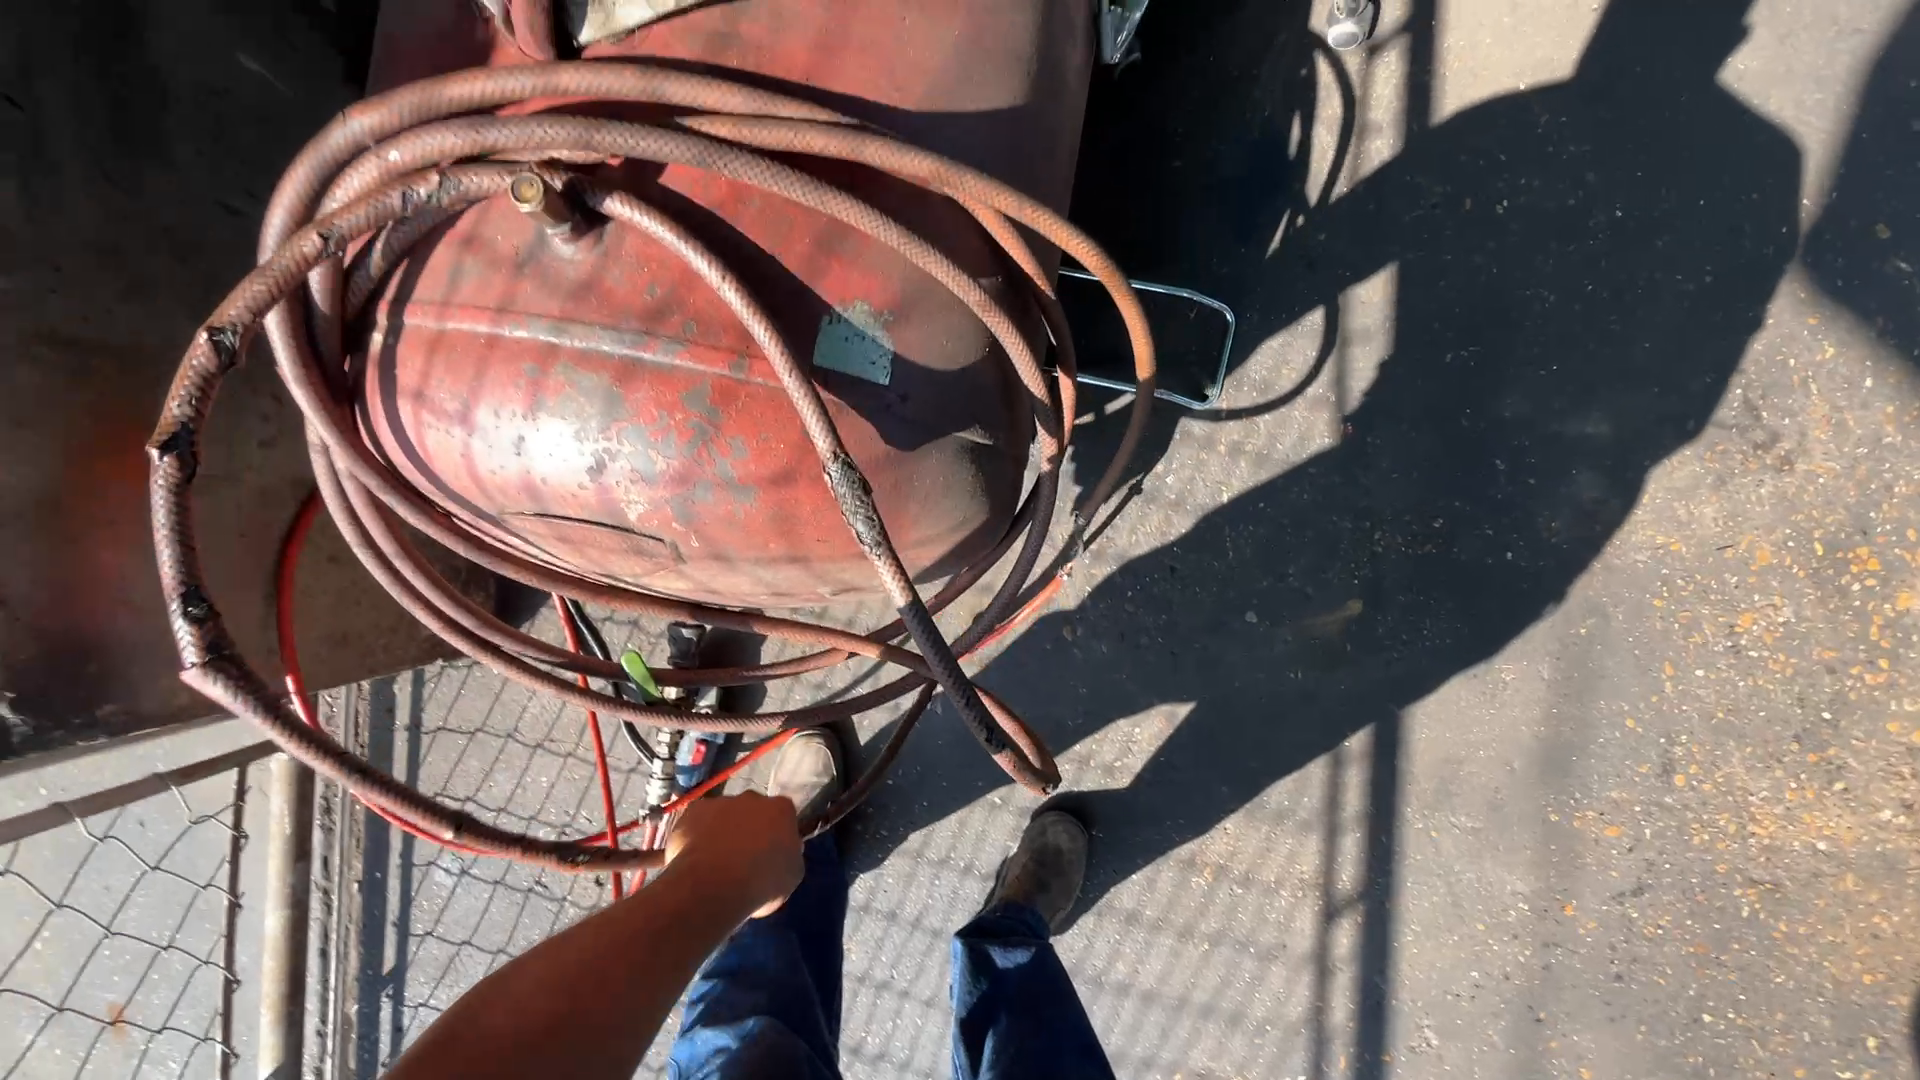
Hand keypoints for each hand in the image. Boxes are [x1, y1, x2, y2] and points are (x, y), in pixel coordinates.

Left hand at [664, 792, 803, 917]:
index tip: (771, 853)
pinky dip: (696, 835)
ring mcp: (721, 802)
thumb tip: (783, 852)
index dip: (776, 835)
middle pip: (753, 810)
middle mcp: (753, 798)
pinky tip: (694, 858)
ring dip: (722, 831)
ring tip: (715, 862)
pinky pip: (697, 822)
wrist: (716, 885)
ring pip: (723, 815)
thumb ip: (790, 856)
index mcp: (782, 809)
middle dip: (749, 829)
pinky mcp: (693, 811)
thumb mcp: (791, 875)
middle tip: (743, 858)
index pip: (783, 816)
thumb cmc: (762, 882)